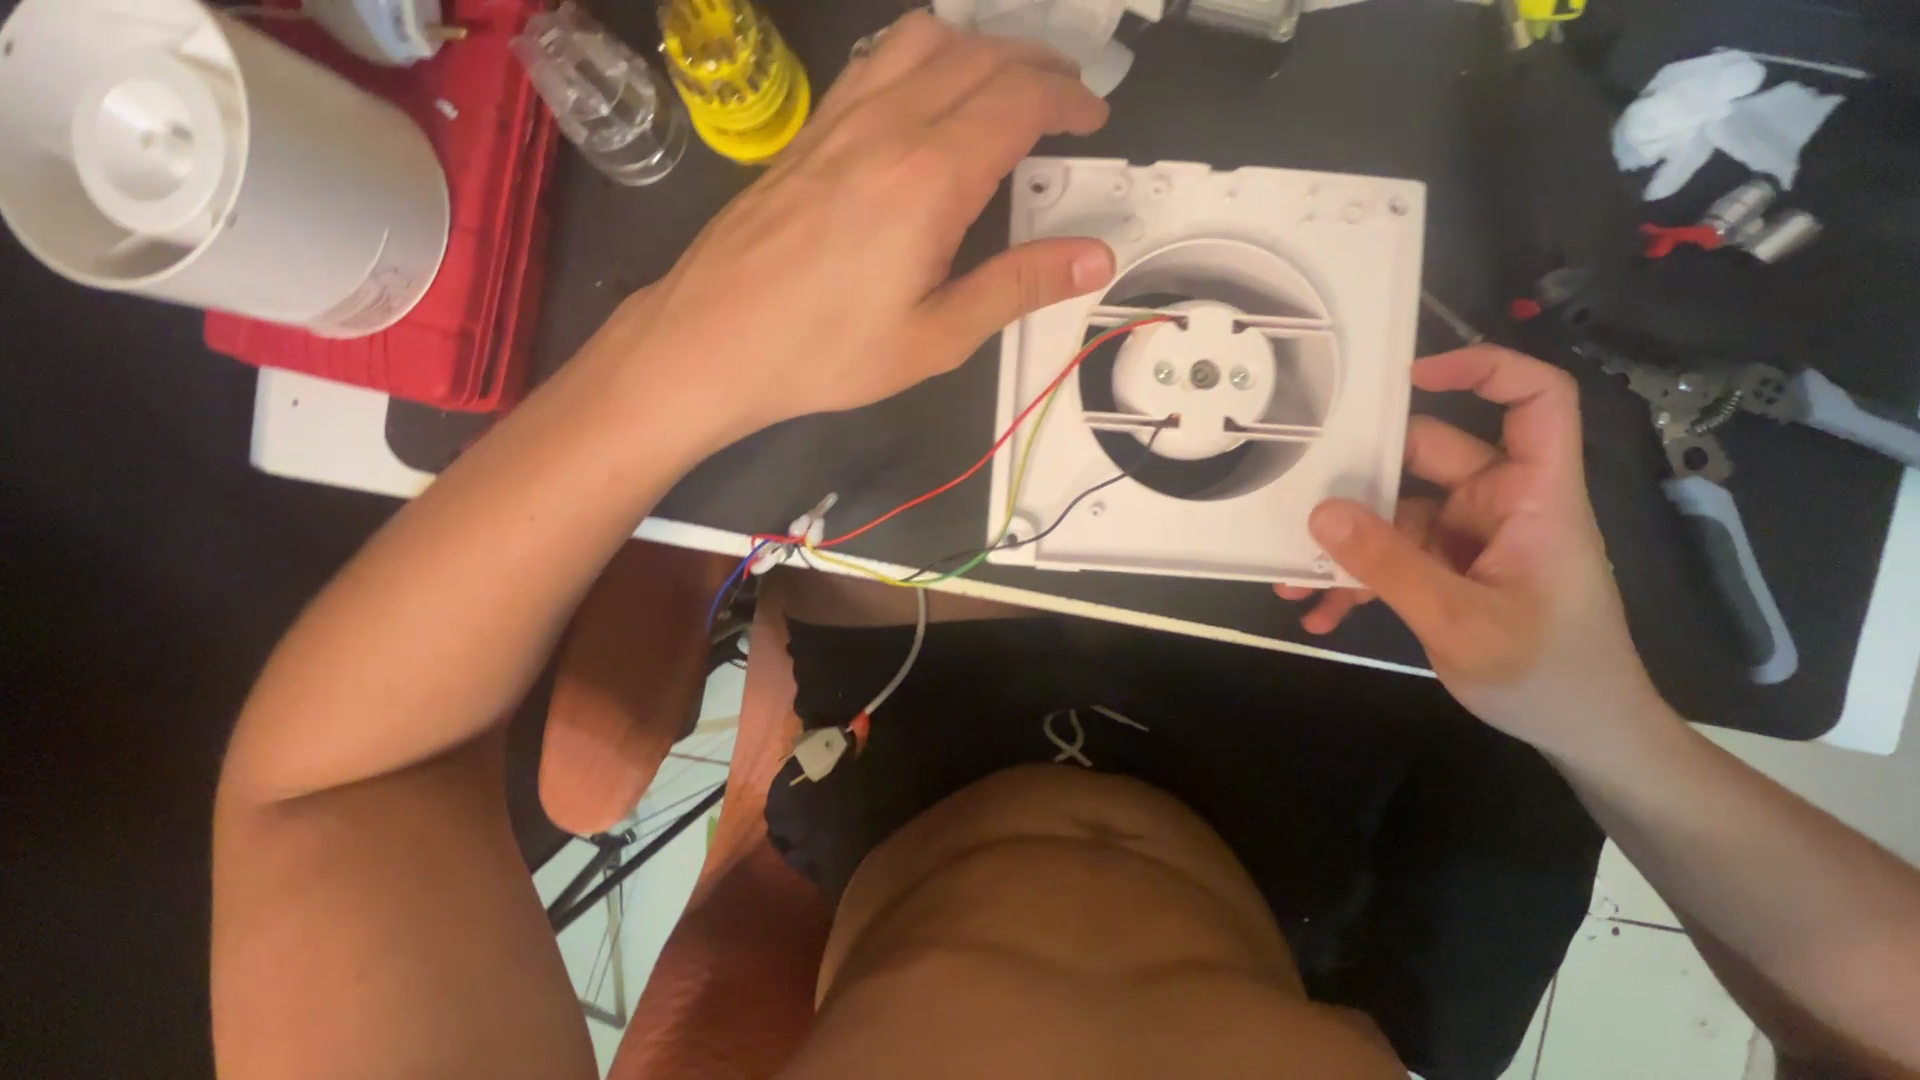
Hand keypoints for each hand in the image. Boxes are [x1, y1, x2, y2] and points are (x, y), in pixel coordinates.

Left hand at [611, 14, 1115, 437]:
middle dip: (1038, 65)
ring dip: (980, 47)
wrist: (712, 340)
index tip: (1093, 117)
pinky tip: (926, 88)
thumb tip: (1095, 258)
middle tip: (1068, 95)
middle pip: (980, 57)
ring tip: (1007, 80)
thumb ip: (1017, 287)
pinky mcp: (808, 131)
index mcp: (930, 177)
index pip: (1019, 101)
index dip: (1068, 100)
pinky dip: (920, 54)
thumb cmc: (825, 352)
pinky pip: (874, 60)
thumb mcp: (936, 337)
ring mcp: (840, 120)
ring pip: (924, 40)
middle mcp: (888, 126)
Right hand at [1276, 346, 1668, 752]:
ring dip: (1346, 545)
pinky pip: (1393, 559)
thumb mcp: (1460, 622)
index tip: (1409, 377)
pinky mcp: (1449, 571)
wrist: (1584, 735)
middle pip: (1431, 456)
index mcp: (1535, 497)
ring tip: (1293, 577)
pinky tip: (1320, 611)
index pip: (1536, 401)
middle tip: (1298, 491)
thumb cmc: (1549, 675)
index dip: (1484, 370)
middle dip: (1362, 479)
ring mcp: (1470, 539)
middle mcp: (1501, 505)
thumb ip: (1389, 565)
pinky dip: (1357, 581)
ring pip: (1397, 513)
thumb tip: (1321, 513)